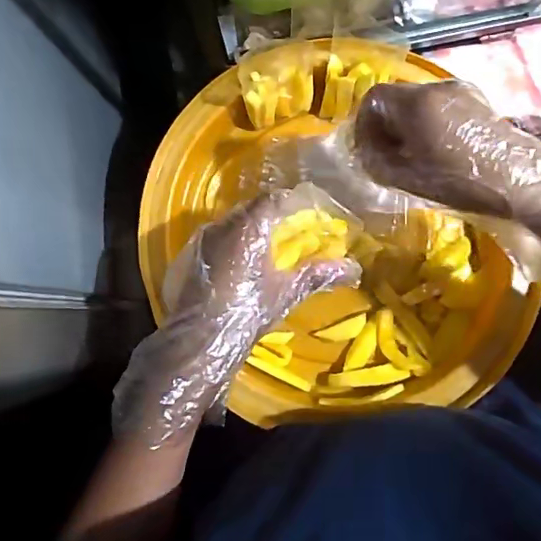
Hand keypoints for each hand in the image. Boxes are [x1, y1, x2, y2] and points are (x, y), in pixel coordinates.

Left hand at [115, 190, 359, 446]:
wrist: (197, 341)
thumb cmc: (246, 312)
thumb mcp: (286, 293)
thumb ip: (318, 274)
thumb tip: (354, 268)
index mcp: (249, 227)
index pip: (276, 200)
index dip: (296, 204)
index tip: (312, 215)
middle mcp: (222, 224)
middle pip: (253, 208)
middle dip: (275, 217)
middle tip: (294, 232)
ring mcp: (201, 238)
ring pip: (232, 222)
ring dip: (252, 230)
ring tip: (269, 250)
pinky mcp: (187, 254)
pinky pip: (215, 238)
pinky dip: (232, 244)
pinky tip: (240, 265)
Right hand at [350, 81, 540, 236]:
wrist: (526, 187)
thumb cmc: (462, 183)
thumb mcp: (408, 180)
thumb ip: (377, 163)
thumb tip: (367, 154)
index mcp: (416, 102)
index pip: (373, 98)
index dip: (363, 125)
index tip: (367, 151)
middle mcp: (437, 88)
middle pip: (396, 98)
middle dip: (386, 126)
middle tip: (387, 156)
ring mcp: (463, 93)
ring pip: (419, 103)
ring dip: (409, 126)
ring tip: (413, 158)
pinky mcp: (481, 105)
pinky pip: (442, 108)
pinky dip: (430, 125)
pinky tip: (439, 154)